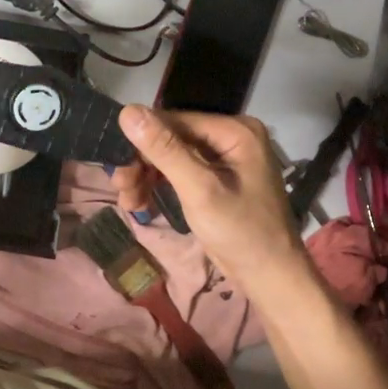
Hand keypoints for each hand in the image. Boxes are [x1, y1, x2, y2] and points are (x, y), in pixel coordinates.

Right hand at [113, 106, 305, 282]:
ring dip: (145, 176)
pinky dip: (159, 185)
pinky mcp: (217, 177)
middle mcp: (230, 136)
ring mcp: (225, 157)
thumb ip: (164, 150)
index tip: (117, 168)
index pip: (174, 121)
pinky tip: (141, 202)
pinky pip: (180, 170)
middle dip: (142, 163)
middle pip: (170, 138)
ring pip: (170, 155)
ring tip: (129, 202)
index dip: (141, 141)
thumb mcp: (198, 189)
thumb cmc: (240, 232)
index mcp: (235, 131)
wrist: (270, 276)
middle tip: (120, 189)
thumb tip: (128, 111)